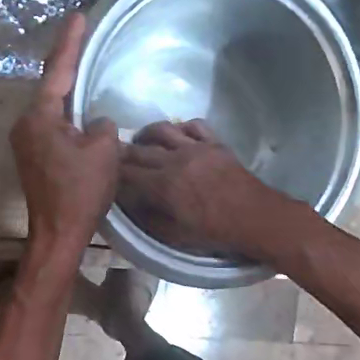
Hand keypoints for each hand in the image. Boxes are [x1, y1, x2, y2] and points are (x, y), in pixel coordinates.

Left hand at [12, 14, 119, 247]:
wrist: (58, 233)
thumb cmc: (80, 191)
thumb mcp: (103, 151)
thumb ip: (101, 125)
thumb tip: (94, 124)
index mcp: (40, 117)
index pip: (58, 70)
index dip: (70, 42)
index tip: (78, 16)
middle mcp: (25, 124)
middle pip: (50, 87)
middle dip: (67, 63)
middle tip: (82, 36)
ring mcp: (25, 142)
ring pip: (51, 108)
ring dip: (67, 93)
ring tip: (83, 68)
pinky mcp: (32, 157)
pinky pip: (51, 126)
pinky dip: (66, 115)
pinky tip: (80, 112)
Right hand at [118, 119, 279, 255]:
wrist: (254, 217)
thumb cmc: (215, 232)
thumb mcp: (176, 235)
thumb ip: (151, 219)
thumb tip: (133, 206)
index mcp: (163, 185)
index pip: (128, 173)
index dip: (113, 172)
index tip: (105, 172)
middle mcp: (175, 160)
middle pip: (140, 149)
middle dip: (122, 151)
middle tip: (114, 154)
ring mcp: (196, 147)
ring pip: (162, 129)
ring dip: (147, 133)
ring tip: (142, 140)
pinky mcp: (214, 142)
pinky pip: (193, 125)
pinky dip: (181, 127)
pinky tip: (177, 135)